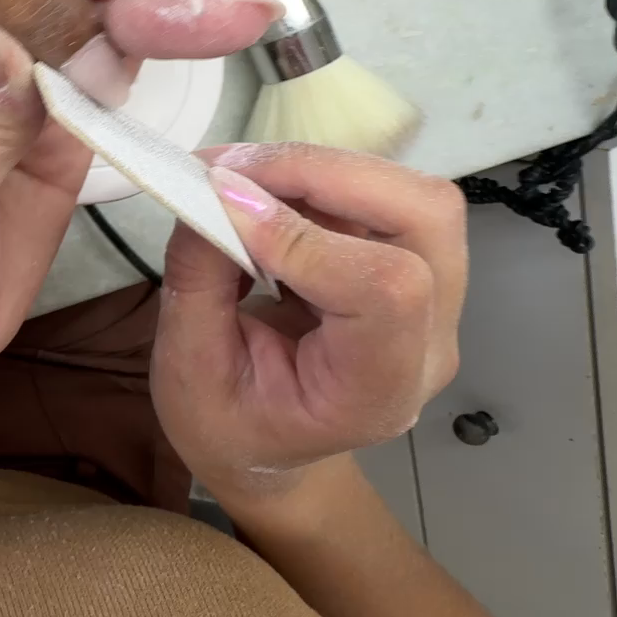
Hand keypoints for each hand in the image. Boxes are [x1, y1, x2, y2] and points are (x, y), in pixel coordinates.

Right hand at [151, 144, 467, 501]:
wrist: (265, 448)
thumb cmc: (223, 423)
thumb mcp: (185, 365)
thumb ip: (198, 277)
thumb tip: (211, 191)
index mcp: (375, 390)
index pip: (383, 289)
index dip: (301, 234)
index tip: (219, 206)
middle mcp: (426, 341)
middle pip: (423, 217)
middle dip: (322, 172)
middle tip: (231, 169)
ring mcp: (431, 303)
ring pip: (409, 196)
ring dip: (317, 168)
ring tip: (239, 178)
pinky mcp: (408, 269)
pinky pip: (379, 199)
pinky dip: (312, 178)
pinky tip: (259, 194)